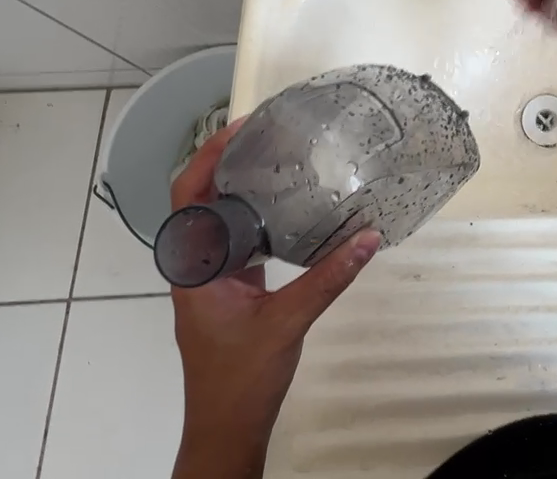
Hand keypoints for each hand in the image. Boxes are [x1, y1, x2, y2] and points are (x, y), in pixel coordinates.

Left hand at [167, 122, 379, 478]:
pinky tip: (289, 205)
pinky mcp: (231, 285)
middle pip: (202, 198)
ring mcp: (213, 274)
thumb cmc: (241, 378)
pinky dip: (258, 213)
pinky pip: (239, 235)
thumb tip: (369, 237)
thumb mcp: (287, 323)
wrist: (227, 429)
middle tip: (269, 132)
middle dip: (229, 160)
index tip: (242, 127)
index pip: (188, 196)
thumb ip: (329, 278)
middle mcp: (198, 263)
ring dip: (242, 184)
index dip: (208, 156)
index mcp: (195, 266)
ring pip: (220, 216)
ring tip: (280, 156)